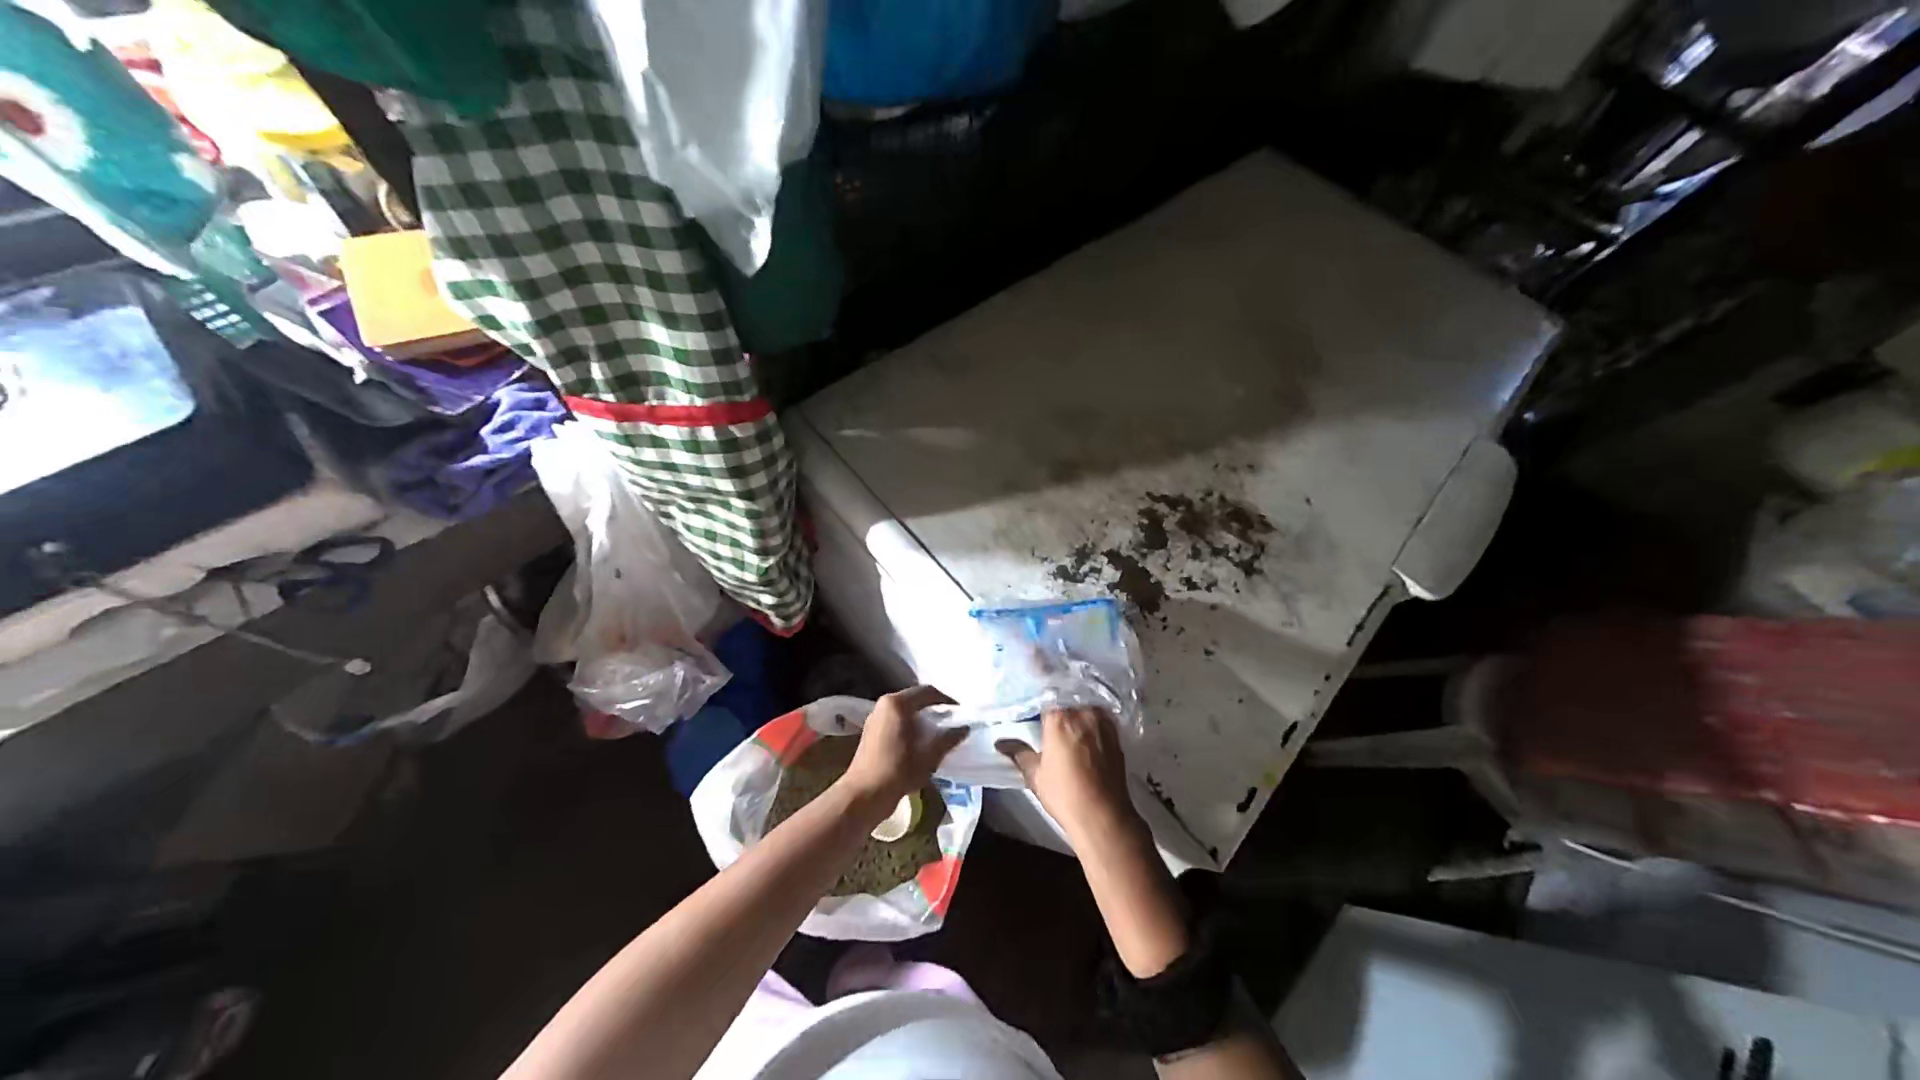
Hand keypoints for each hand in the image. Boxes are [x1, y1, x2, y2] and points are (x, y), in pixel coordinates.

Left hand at [838, 685, 965, 811]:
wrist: (864, 795)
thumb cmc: (898, 770)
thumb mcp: (930, 755)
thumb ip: (948, 738)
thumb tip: (964, 728)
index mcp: (897, 704)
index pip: (928, 692)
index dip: (947, 700)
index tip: (961, 712)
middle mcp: (883, 705)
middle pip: (915, 700)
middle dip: (935, 711)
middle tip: (953, 723)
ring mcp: (875, 719)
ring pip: (905, 713)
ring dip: (923, 721)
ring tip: (939, 735)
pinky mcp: (871, 734)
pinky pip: (896, 723)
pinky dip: (911, 729)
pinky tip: (921, 745)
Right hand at [998, 706, 1144, 848]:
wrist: (1104, 817)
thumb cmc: (1065, 795)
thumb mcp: (1036, 775)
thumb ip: (1019, 753)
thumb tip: (1002, 743)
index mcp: (1059, 717)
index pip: (1043, 698)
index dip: (1035, 704)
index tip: (1028, 712)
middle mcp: (1084, 712)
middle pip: (1065, 699)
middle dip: (1055, 707)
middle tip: (1045, 719)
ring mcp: (1103, 722)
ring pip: (1083, 707)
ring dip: (1074, 713)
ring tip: (1065, 726)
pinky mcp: (1117, 734)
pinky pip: (1098, 720)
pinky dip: (1089, 723)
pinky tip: (1082, 736)